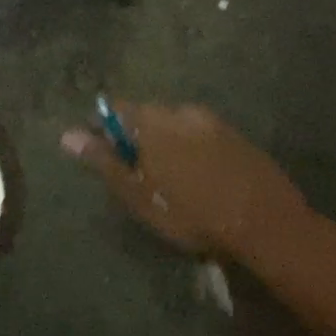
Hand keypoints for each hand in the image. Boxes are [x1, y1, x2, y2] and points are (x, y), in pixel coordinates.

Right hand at [61, 103, 307, 258]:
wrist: (270, 226)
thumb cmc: (194, 213)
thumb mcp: (139, 195)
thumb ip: (103, 161)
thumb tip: (65, 133)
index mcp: (149, 120)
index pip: (113, 109)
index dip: (104, 129)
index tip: (107, 154)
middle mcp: (178, 110)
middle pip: (146, 115)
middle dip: (139, 136)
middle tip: (142, 170)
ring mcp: (212, 122)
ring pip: (177, 125)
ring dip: (170, 141)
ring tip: (175, 175)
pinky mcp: (238, 137)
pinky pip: (204, 135)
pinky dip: (196, 149)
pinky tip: (204, 176)